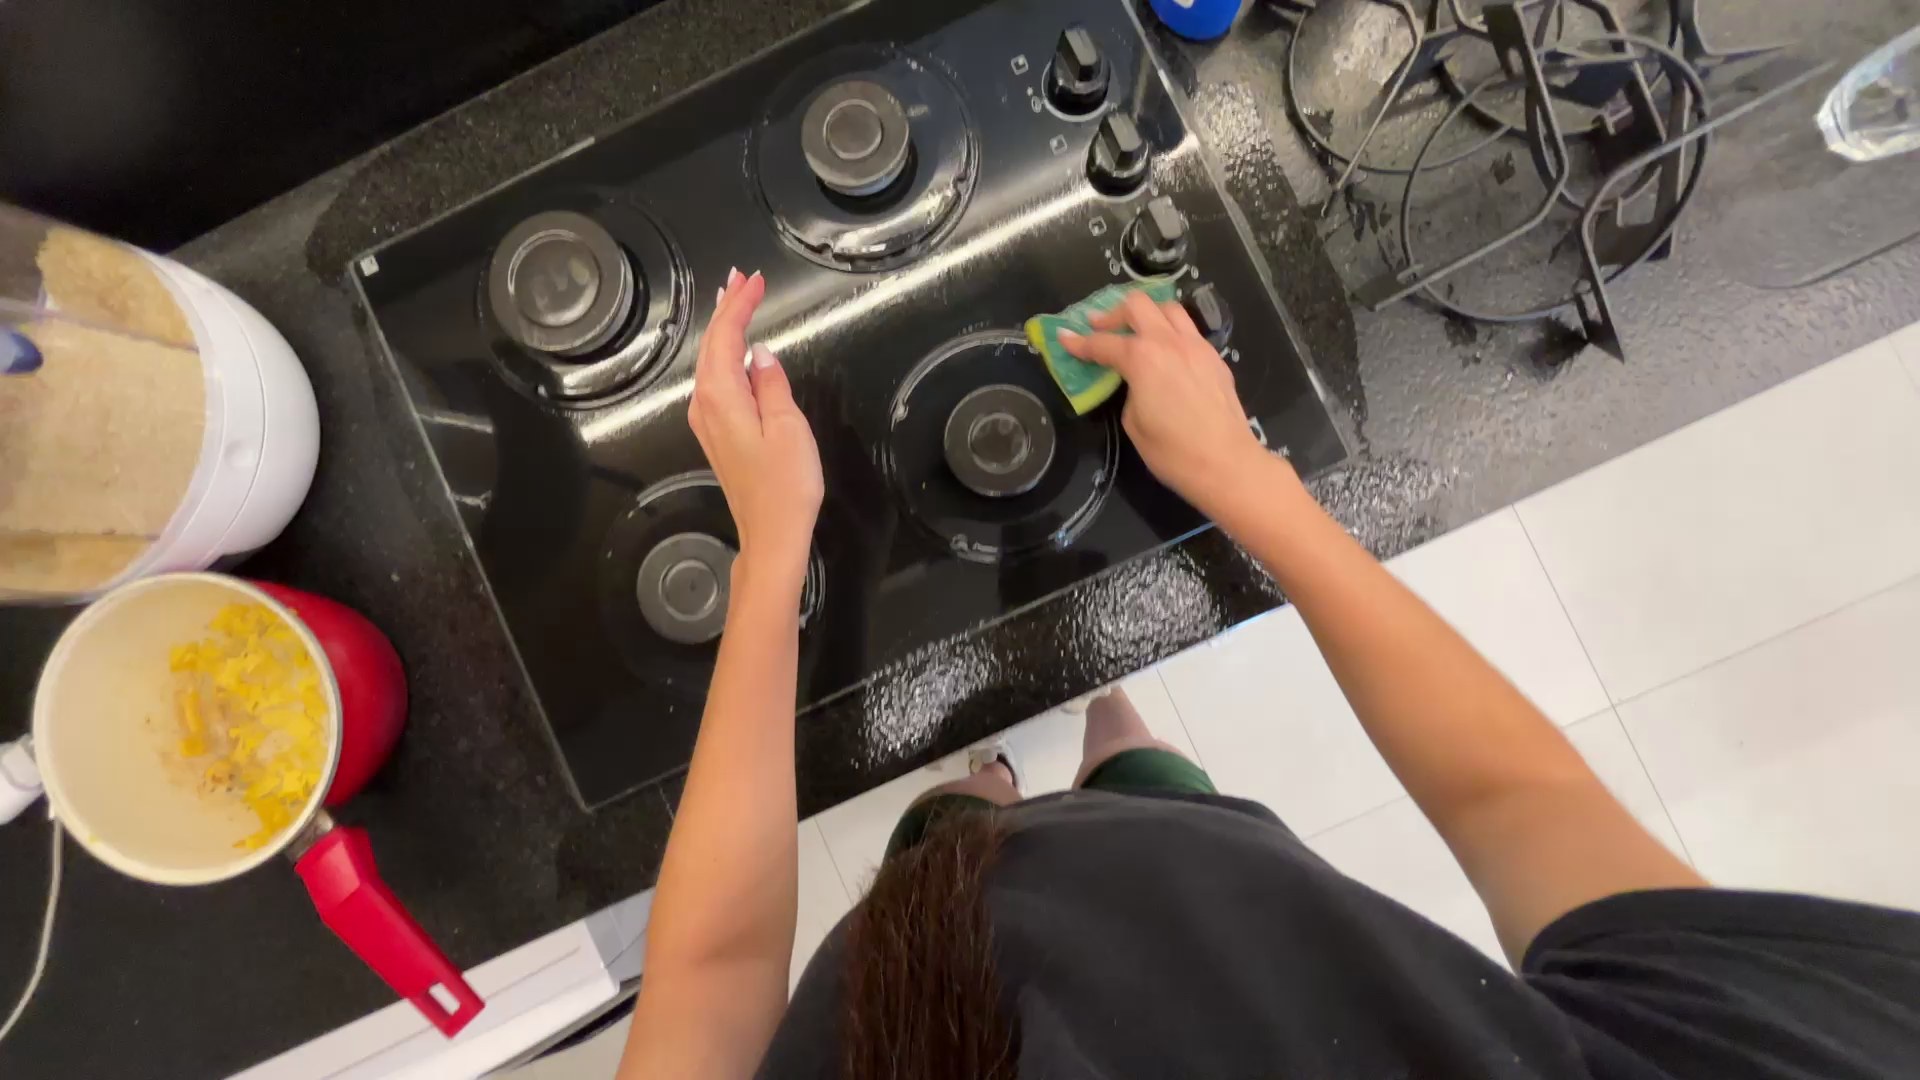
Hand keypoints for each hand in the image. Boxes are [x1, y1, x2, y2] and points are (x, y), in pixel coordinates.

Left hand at [688, 269, 822, 583]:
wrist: (771, 533)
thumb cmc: (786, 485)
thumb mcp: (788, 428)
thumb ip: (772, 385)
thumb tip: (760, 354)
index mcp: (722, 398)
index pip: (726, 337)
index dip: (740, 306)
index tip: (755, 279)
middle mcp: (704, 406)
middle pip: (710, 347)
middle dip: (726, 310)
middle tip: (742, 279)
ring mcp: (707, 422)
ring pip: (709, 363)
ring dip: (722, 331)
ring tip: (736, 303)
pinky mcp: (716, 435)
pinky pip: (714, 382)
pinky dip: (724, 357)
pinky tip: (734, 351)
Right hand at [1059, 290, 1286, 517]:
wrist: (1225, 463)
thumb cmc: (1172, 451)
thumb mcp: (1133, 423)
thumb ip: (1129, 391)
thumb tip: (1136, 382)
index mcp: (1143, 358)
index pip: (1103, 343)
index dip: (1079, 342)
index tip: (1064, 338)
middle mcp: (1170, 342)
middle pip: (1138, 305)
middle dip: (1113, 314)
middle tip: (1099, 327)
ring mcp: (1197, 346)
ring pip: (1168, 309)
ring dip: (1146, 314)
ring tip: (1135, 331)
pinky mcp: (1214, 358)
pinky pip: (1188, 330)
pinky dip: (1170, 331)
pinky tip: (1165, 352)